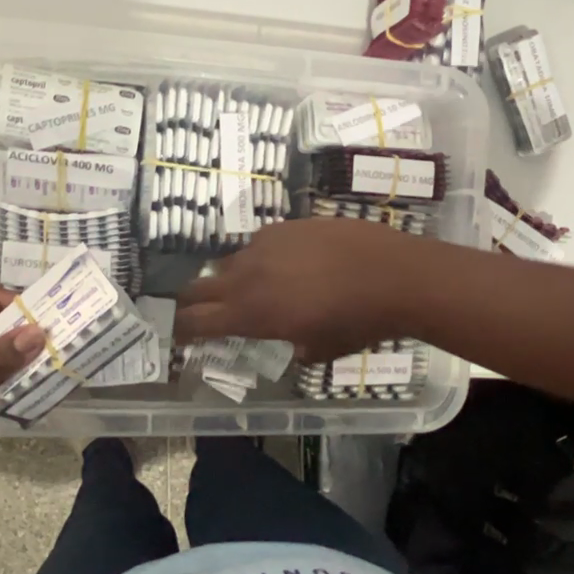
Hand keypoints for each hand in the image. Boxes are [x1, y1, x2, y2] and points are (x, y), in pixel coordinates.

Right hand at [176, 218, 433, 359]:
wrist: (395, 275)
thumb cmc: (359, 323)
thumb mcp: (321, 348)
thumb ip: (294, 345)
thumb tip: (293, 341)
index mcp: (251, 314)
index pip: (196, 322)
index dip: (181, 331)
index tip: (178, 336)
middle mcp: (248, 277)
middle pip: (199, 287)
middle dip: (192, 303)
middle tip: (197, 312)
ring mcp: (266, 245)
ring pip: (230, 262)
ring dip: (231, 279)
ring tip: (250, 288)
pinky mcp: (288, 225)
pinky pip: (260, 244)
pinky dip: (262, 258)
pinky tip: (286, 265)